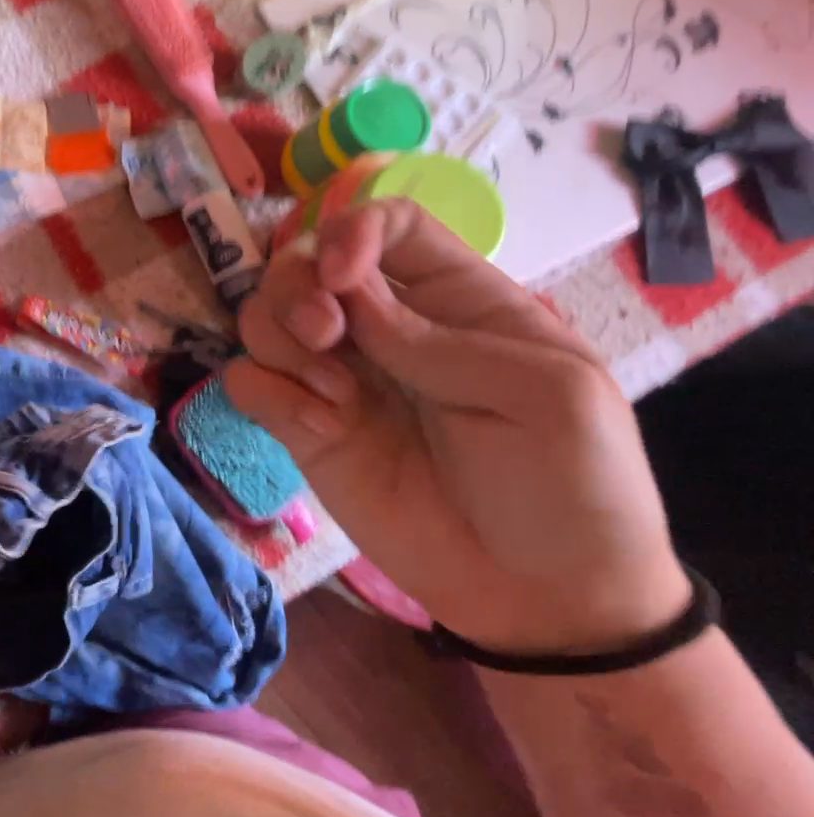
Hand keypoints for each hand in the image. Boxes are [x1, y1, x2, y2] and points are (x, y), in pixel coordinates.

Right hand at [224, 197, 691, 654]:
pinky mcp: (302, 426)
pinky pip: (248, 382)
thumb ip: (443, 340)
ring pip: (262, 317)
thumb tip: (349, 309)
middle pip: (303, 264)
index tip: (344, 278)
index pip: (388, 225)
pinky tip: (318, 428)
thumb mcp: (548, 395)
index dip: (353, 229)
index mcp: (455, 301)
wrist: (534, 591)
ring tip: (334, 396)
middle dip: (297, 288)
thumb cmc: (568, 483)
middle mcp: (383, 328)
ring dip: (281, 343)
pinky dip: (268, 395)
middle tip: (326, 335)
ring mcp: (335, 377)